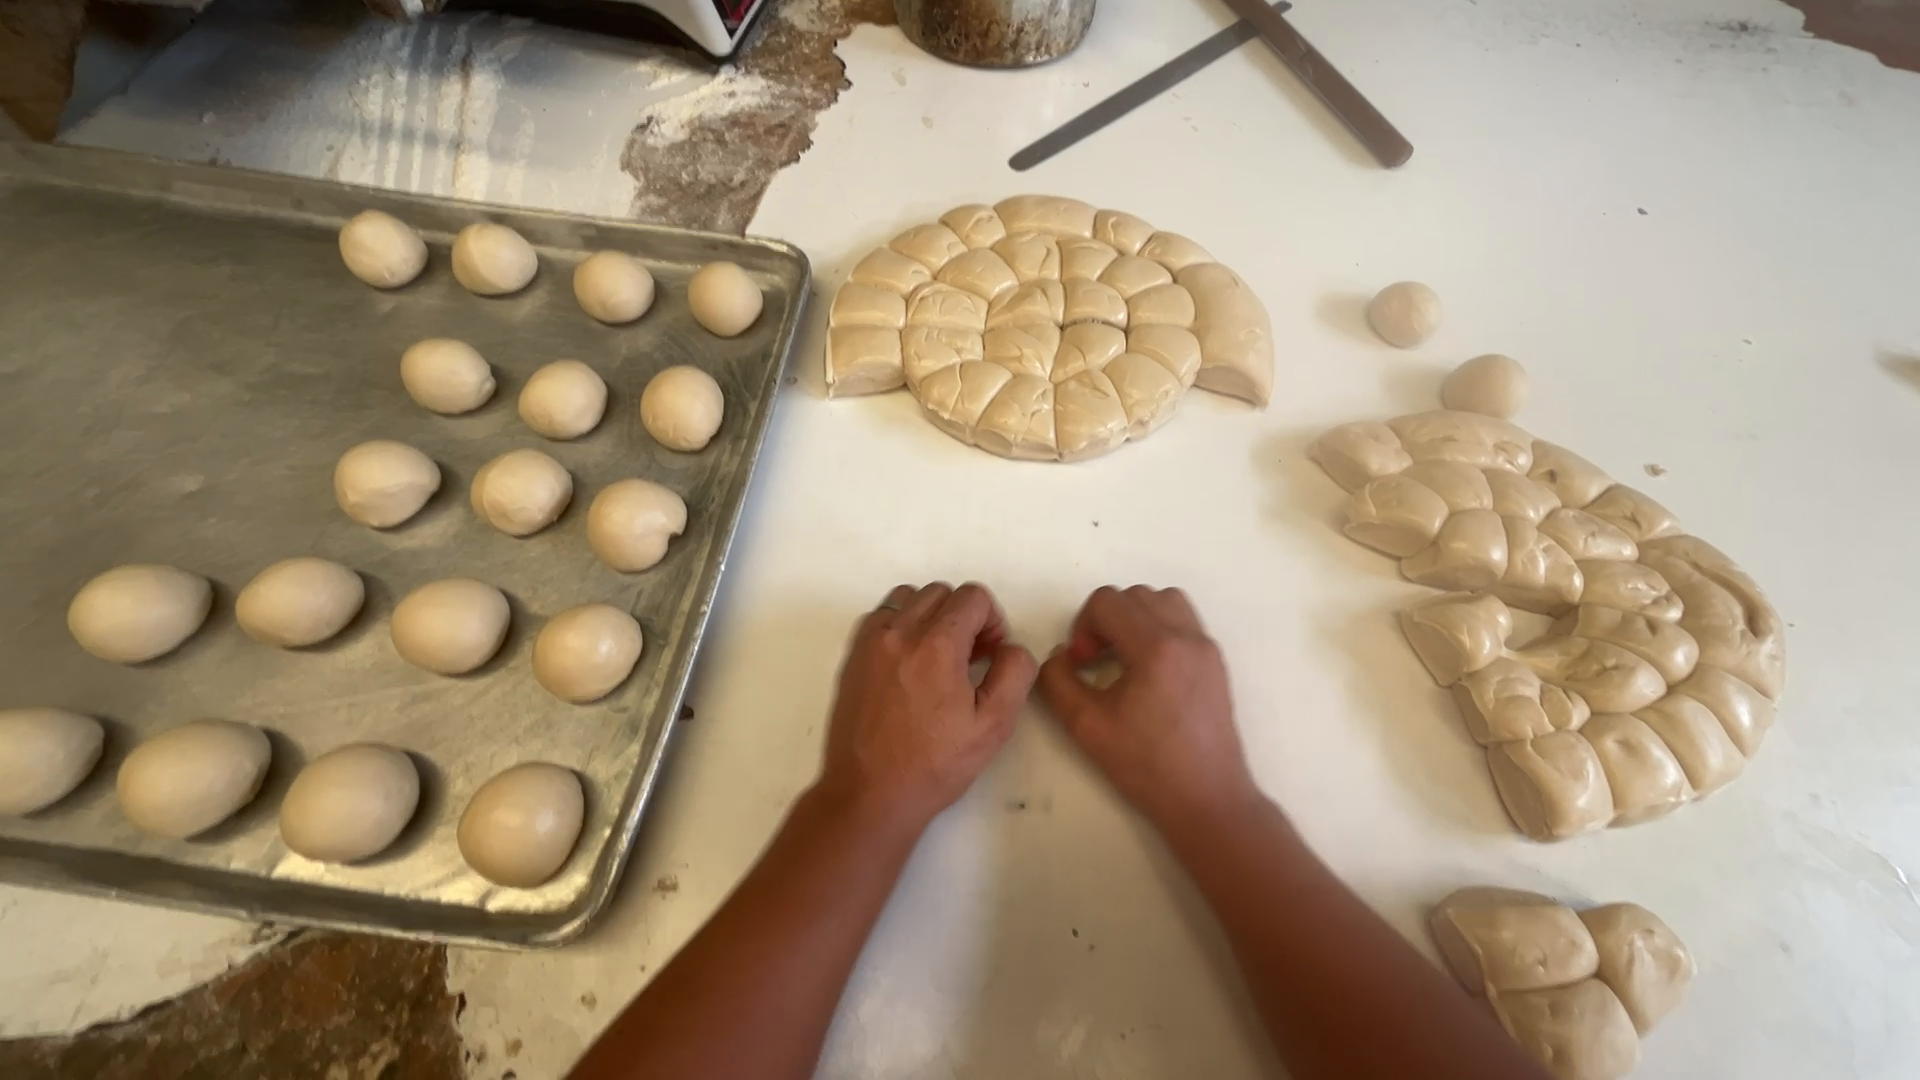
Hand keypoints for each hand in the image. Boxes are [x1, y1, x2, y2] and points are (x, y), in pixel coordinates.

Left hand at [818, 582, 1037, 828]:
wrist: (869, 794)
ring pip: (908, 598)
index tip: (990, 654)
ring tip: (938, 657)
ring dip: (930, 616)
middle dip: (964, 616)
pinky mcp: (852, 657)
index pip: (972, 597)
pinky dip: (900, 625)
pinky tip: (908, 663)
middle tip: (970, 658)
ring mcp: (870, 643)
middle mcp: (899, 633)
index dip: (992, 620)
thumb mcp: (994, 726)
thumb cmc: (934, 764)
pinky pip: (881, 617)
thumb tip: (1010, 647)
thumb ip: (1014, 673)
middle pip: (941, 592)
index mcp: (936, 646)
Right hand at [1038, 586, 1257, 829]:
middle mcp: (1186, 636)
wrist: (1208, 800)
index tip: (1083, 665)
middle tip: (1097, 662)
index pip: (1107, 601)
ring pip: (1163, 601)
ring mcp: (1206, 647)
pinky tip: (1148, 669)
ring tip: (1124, 657)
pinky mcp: (1216, 662)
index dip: (1083, 627)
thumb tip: (1059, 657)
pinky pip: (1183, 621)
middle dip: (1106, 620)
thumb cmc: (1146, 766)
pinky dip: (1159, 629)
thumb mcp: (1086, 726)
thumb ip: (1058, 681)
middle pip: (1134, 595)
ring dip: (1135, 618)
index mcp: (1156, 647)